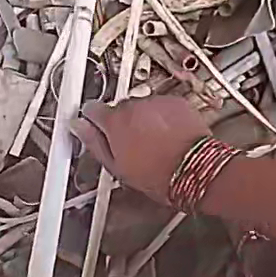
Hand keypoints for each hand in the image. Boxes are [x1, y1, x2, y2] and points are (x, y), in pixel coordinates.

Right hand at [72, 95, 210, 202]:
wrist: (195, 171)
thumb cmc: (158, 175)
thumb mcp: (117, 168)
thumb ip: (95, 143)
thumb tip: (80, 129)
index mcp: (114, 121)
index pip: (91, 109)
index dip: (93, 121)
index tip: (97, 129)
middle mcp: (133, 105)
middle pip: (118, 108)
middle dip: (121, 123)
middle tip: (131, 145)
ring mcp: (155, 101)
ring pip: (141, 107)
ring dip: (143, 119)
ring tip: (153, 143)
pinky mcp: (175, 102)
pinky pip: (162, 106)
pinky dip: (162, 117)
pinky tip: (167, 136)